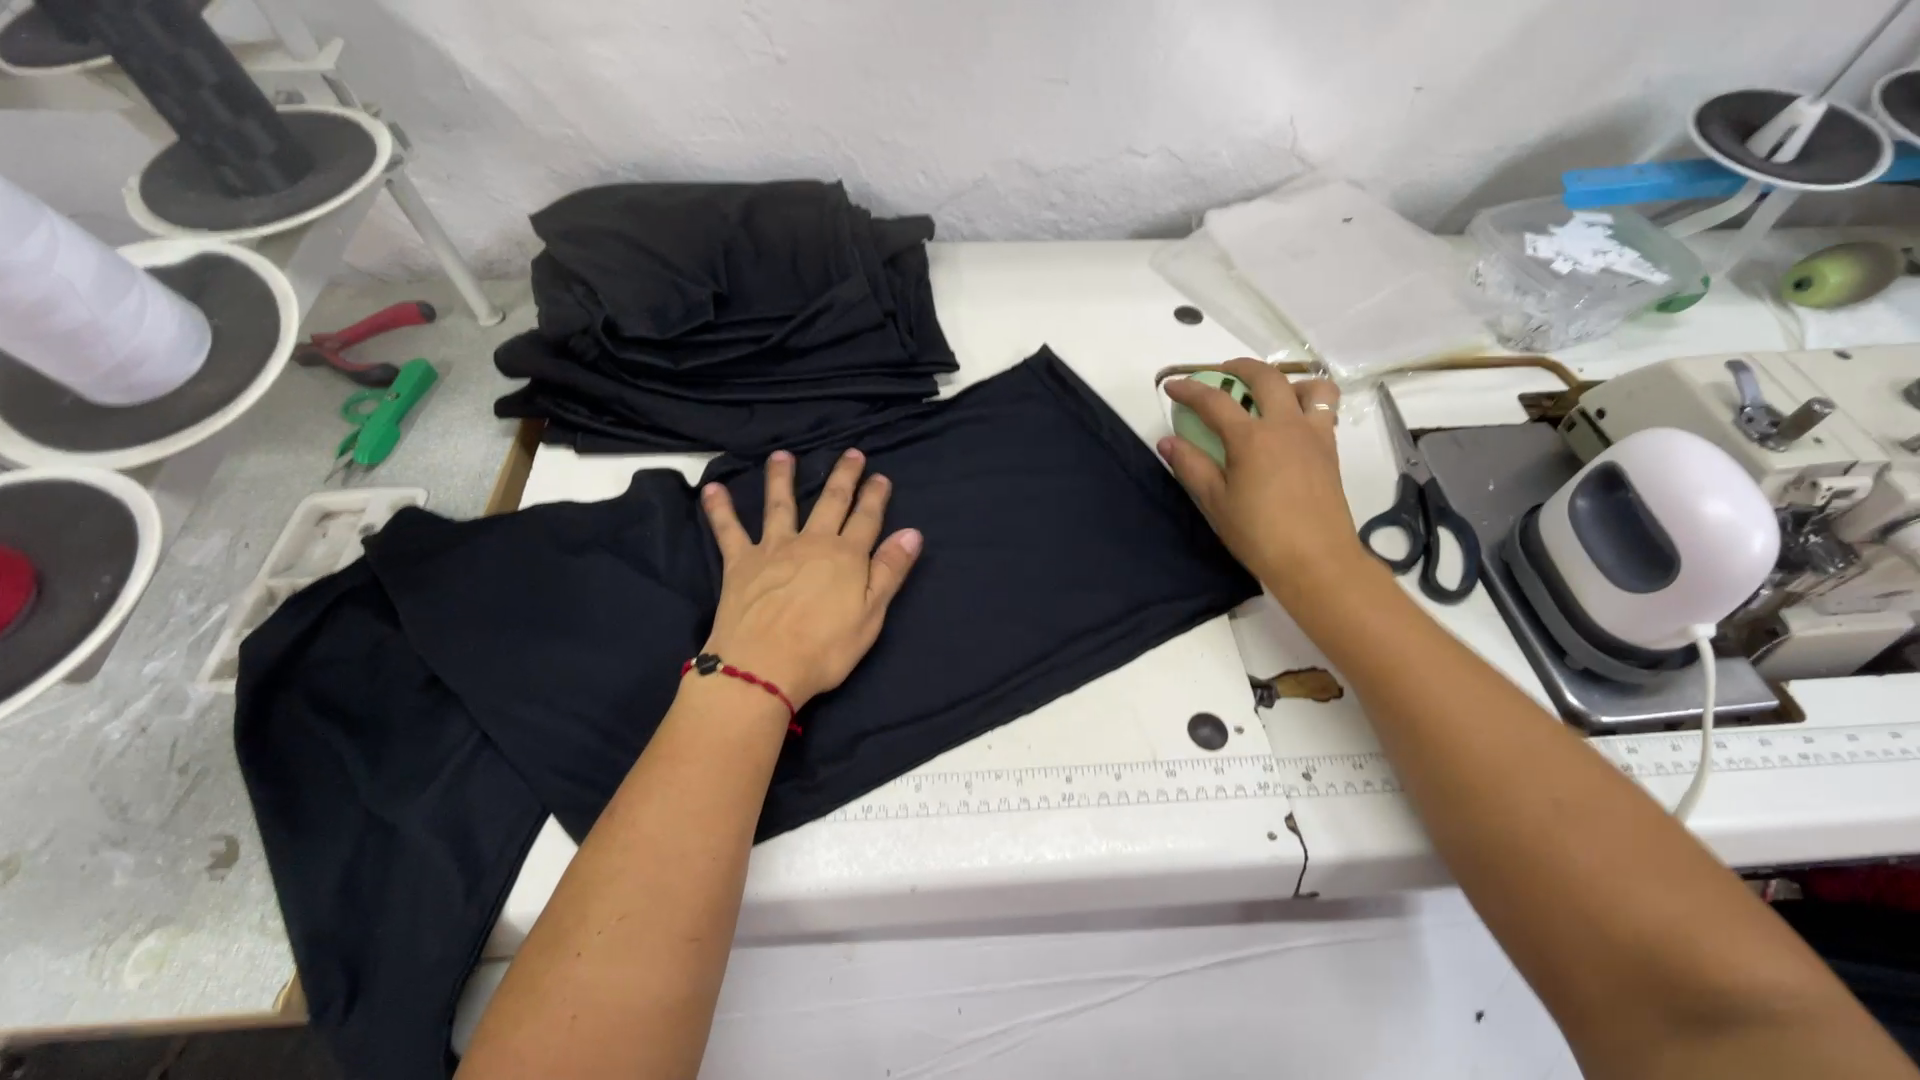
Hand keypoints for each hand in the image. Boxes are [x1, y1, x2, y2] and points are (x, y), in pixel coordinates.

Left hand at [699, 449, 923, 709]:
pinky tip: (712, 488)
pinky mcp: (740, 562)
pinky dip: (720, 508)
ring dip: (783, 478)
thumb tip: (911, 533)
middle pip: (831, 502)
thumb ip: (890, 571)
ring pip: (780, 505)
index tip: (881, 477)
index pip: (866, 518)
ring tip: (783, 456)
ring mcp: (773, 549)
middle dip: (843, 476)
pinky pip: (728, 530)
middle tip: (851, 454)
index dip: (875, 496)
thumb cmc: (825, 648)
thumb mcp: (871, 614)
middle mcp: (812, 542)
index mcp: (846, 556)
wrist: (763, 666)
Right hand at [1158, 359, 1368, 595]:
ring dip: (1287, 381)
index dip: (1190, 389)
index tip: (1172, 386)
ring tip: (1269, 394)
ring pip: (1309, 387)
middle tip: (1221, 373)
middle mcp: (1285, 425)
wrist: (1316, 560)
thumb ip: (1191, 466)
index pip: (1214, 401)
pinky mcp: (1330, 450)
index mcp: (1251, 438)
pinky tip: (1291, 424)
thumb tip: (1168, 442)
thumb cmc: (1259, 534)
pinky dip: (1308, 403)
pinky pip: (1325, 410)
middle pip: (1265, 378)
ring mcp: (1313, 435)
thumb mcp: (1216, 502)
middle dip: (1239, 368)